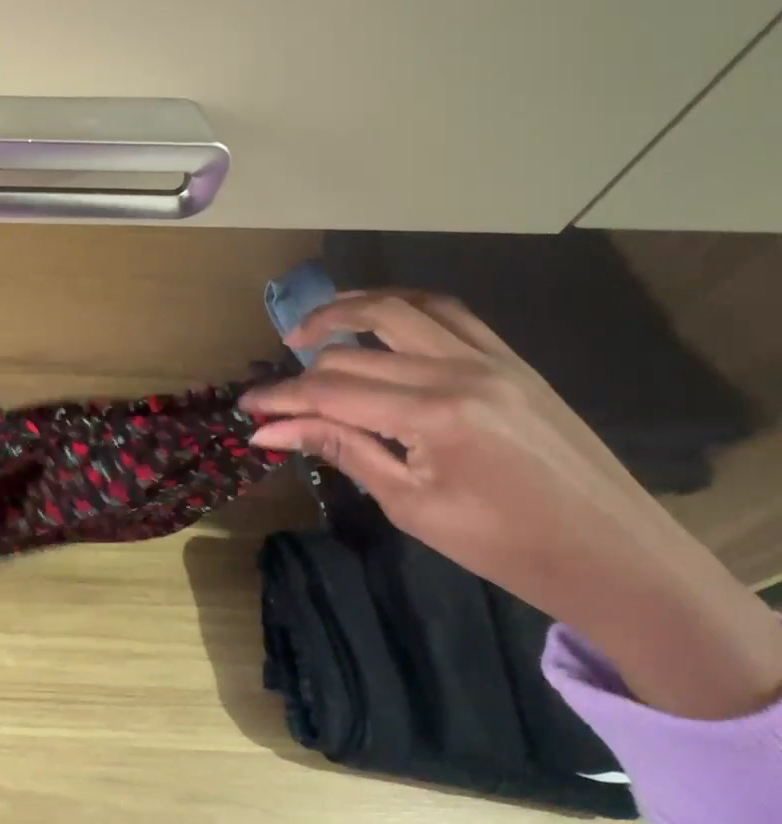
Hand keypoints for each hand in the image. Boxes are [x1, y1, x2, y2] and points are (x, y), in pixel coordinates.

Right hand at [240, 291, 781, 719]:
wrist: (621, 559)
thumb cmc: (507, 548)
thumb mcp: (410, 505)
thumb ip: (341, 450)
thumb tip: (269, 431)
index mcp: (435, 416)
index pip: (331, 392)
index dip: (281, 398)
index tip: (247, 408)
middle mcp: (461, 372)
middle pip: (356, 352)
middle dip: (303, 369)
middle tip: (275, 393)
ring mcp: (493, 360)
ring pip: (402, 307)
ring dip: (348, 310)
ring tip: (309, 330)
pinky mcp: (514, 362)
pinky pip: (448, 314)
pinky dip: (401, 309)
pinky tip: (375, 325)